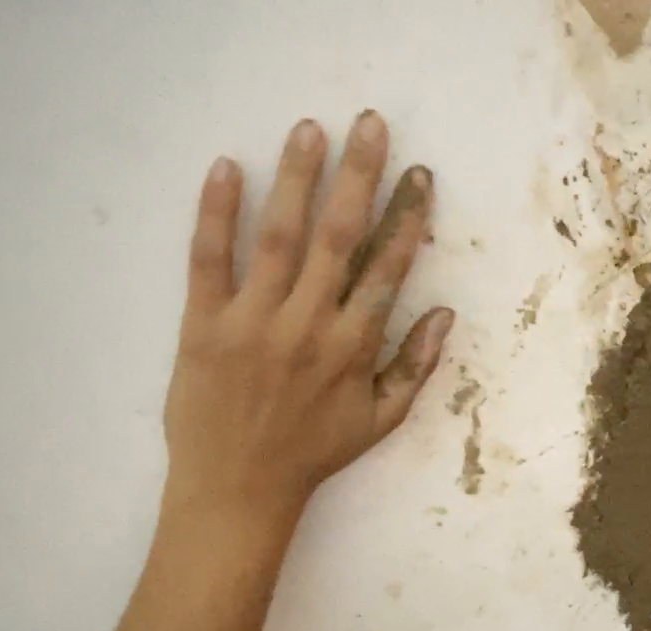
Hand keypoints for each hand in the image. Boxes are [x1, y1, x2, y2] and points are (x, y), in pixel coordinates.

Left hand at [162, 112, 453, 535]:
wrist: (240, 486)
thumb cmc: (316, 452)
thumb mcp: (382, 420)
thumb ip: (416, 366)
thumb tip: (447, 315)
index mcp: (354, 348)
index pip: (387, 269)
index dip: (407, 219)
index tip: (419, 177)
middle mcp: (308, 325)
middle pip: (338, 238)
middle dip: (358, 177)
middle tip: (370, 125)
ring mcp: (253, 320)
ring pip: (279, 237)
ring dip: (298, 179)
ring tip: (310, 130)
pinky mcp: (204, 323)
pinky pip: (208, 259)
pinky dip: (217, 212)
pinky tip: (229, 168)